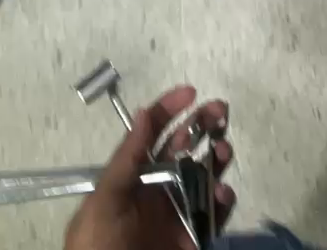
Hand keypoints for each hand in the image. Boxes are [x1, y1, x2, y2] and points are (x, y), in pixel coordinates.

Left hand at [64, 85, 235, 249]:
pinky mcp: (195, 239)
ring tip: (223, 149)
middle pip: (185, 147)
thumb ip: (126, 159)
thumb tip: (144, 112)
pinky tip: (223, 194)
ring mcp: (178, 213)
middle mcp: (156, 189)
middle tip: (220, 111)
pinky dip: (224, 199)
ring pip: (205, 174)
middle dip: (203, 123)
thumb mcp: (103, 204)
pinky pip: (215, 214)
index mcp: (131, 178)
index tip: (192, 91)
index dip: (170, 108)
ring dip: (217, 155)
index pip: (152, 133)